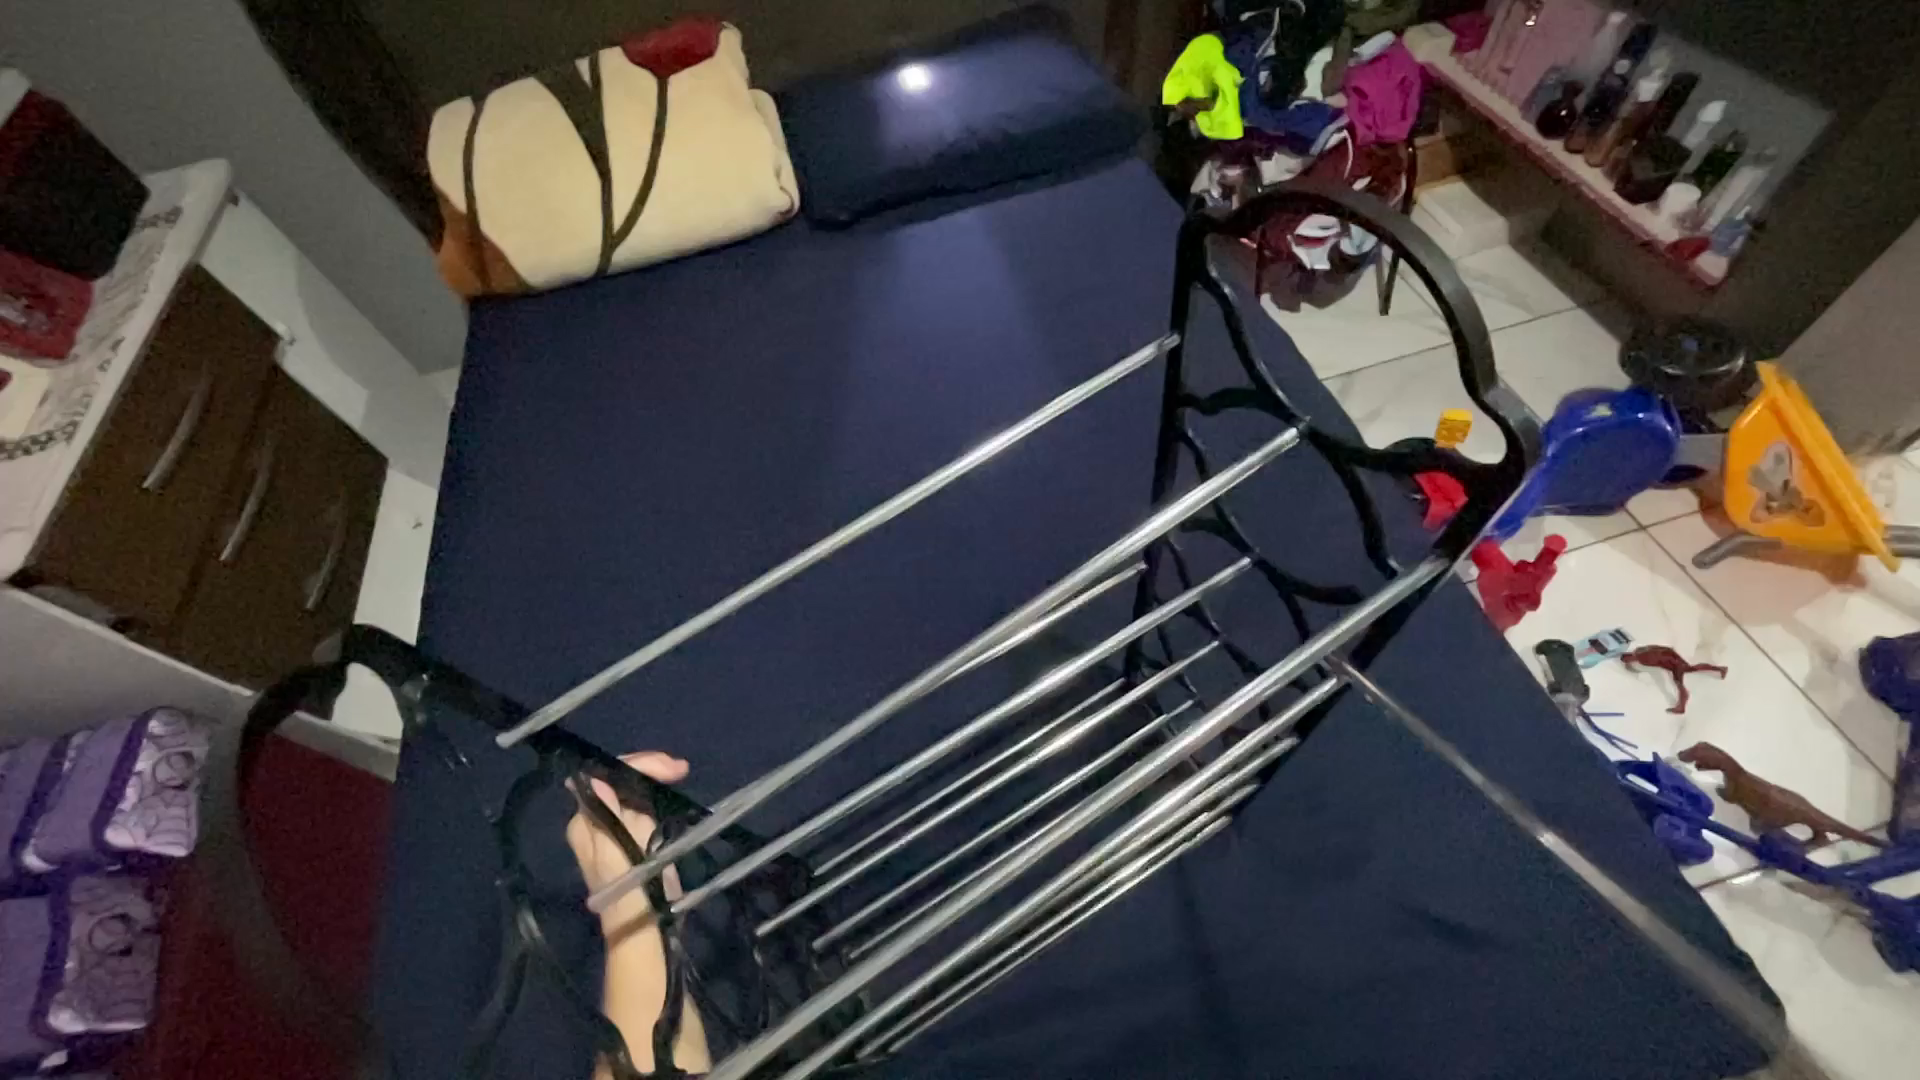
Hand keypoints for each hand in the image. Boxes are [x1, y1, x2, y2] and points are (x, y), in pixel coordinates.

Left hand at [565, 752, 689, 904]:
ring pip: (630, 787)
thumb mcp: (618, 855)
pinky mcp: (632, 834)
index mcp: (585, 824)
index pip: (603, 777)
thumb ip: (606, 818)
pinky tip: (673, 789)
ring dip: (654, 776)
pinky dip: (657, 791)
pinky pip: (640, 801)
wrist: (644, 931)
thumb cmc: (631, 894)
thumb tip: (597, 779)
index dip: (634, 765)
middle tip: (681, 770)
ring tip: (680, 774)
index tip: (669, 769)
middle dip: (648, 768)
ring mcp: (614, 827)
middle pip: (617, 778)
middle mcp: (594, 821)